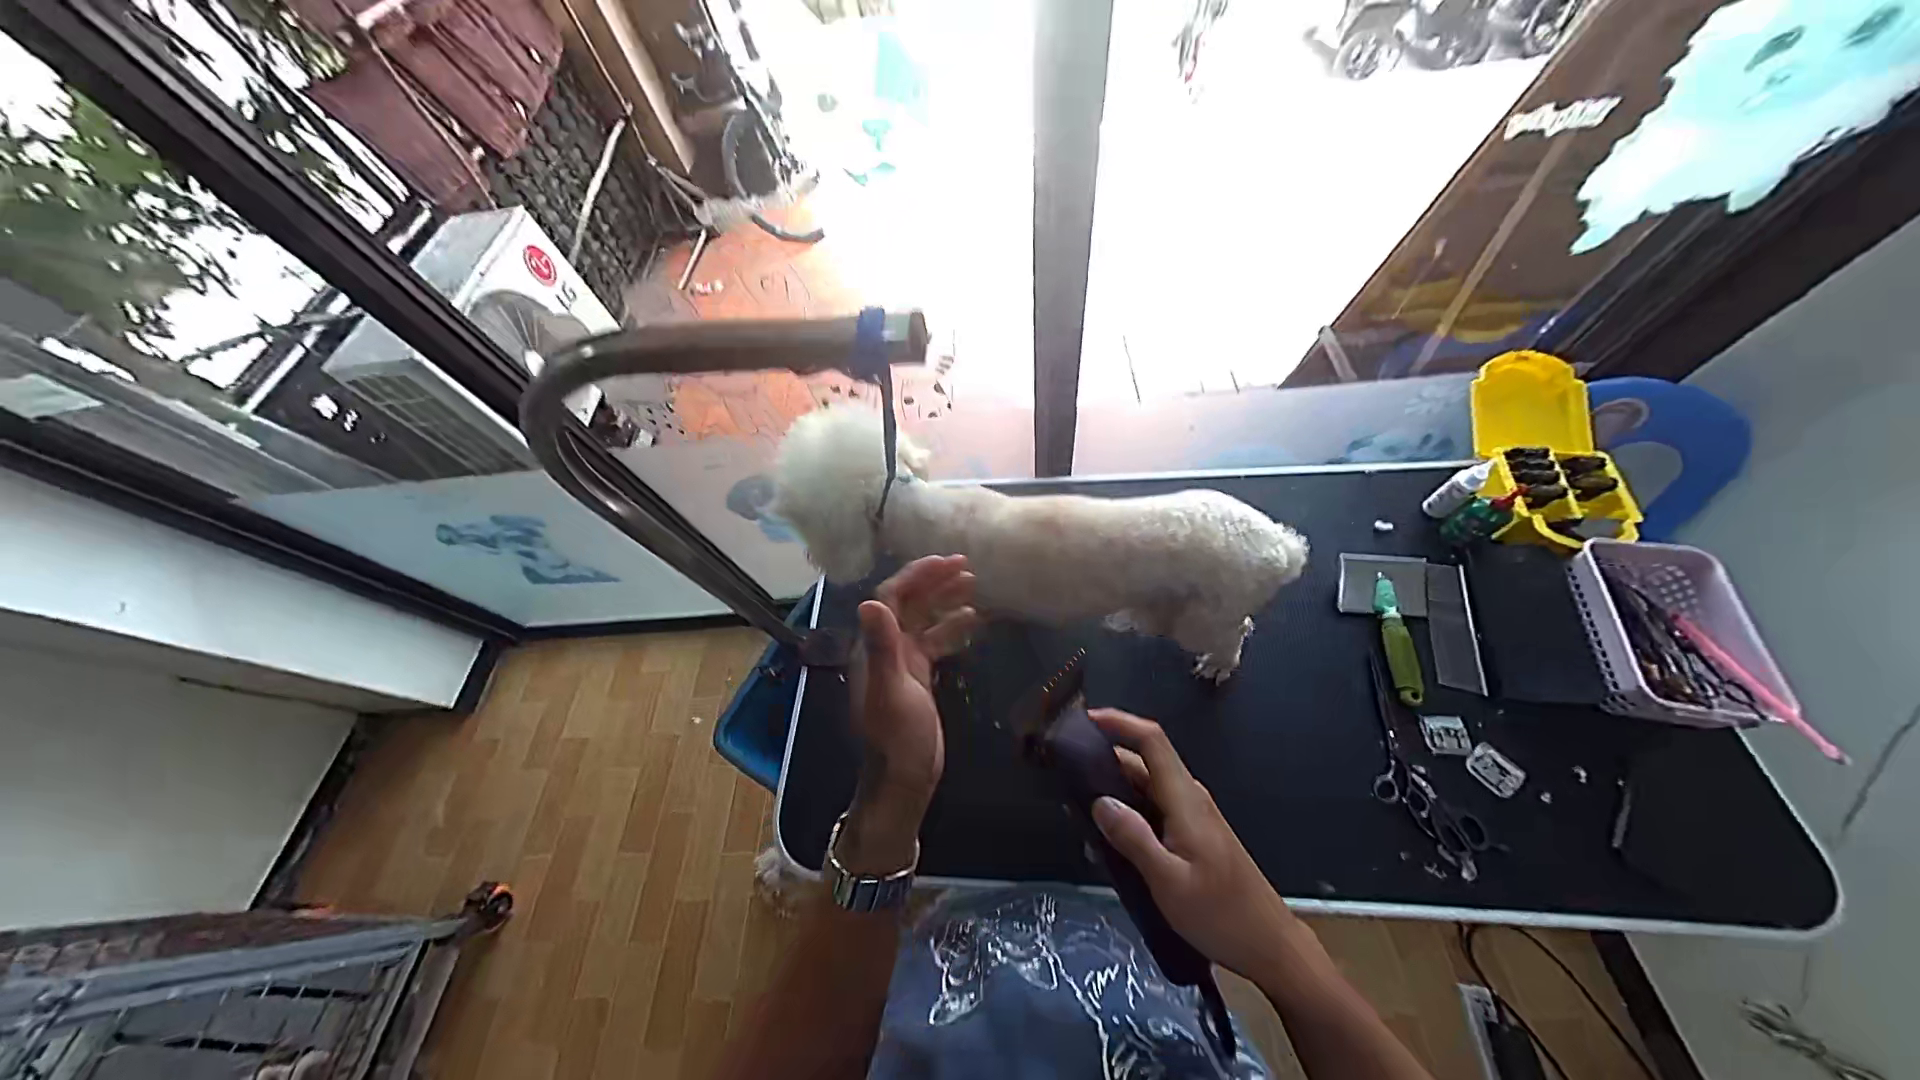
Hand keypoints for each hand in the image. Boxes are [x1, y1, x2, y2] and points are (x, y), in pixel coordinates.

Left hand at [839, 555, 980, 873]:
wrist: (904, 778)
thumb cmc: (898, 737)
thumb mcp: (893, 691)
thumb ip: (882, 647)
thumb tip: (870, 602)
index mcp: (876, 647)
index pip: (892, 597)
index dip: (917, 575)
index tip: (946, 562)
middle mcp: (886, 648)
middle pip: (909, 603)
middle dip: (934, 582)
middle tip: (967, 567)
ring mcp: (903, 662)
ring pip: (924, 620)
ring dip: (945, 600)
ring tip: (974, 584)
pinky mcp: (919, 677)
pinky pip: (935, 642)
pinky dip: (952, 628)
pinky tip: (973, 620)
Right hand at [1088, 708, 1303, 985]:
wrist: (1270, 946)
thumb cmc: (1221, 915)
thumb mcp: (1169, 882)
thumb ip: (1133, 838)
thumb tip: (1099, 801)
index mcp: (1184, 799)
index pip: (1151, 740)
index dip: (1118, 722)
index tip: (1083, 720)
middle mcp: (1188, 797)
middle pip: (1142, 760)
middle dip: (1103, 758)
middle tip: (1064, 773)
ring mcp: (1191, 815)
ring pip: (1144, 785)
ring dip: (1112, 788)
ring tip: (1077, 807)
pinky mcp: (1191, 833)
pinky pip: (1151, 807)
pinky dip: (1126, 811)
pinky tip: (1106, 837)